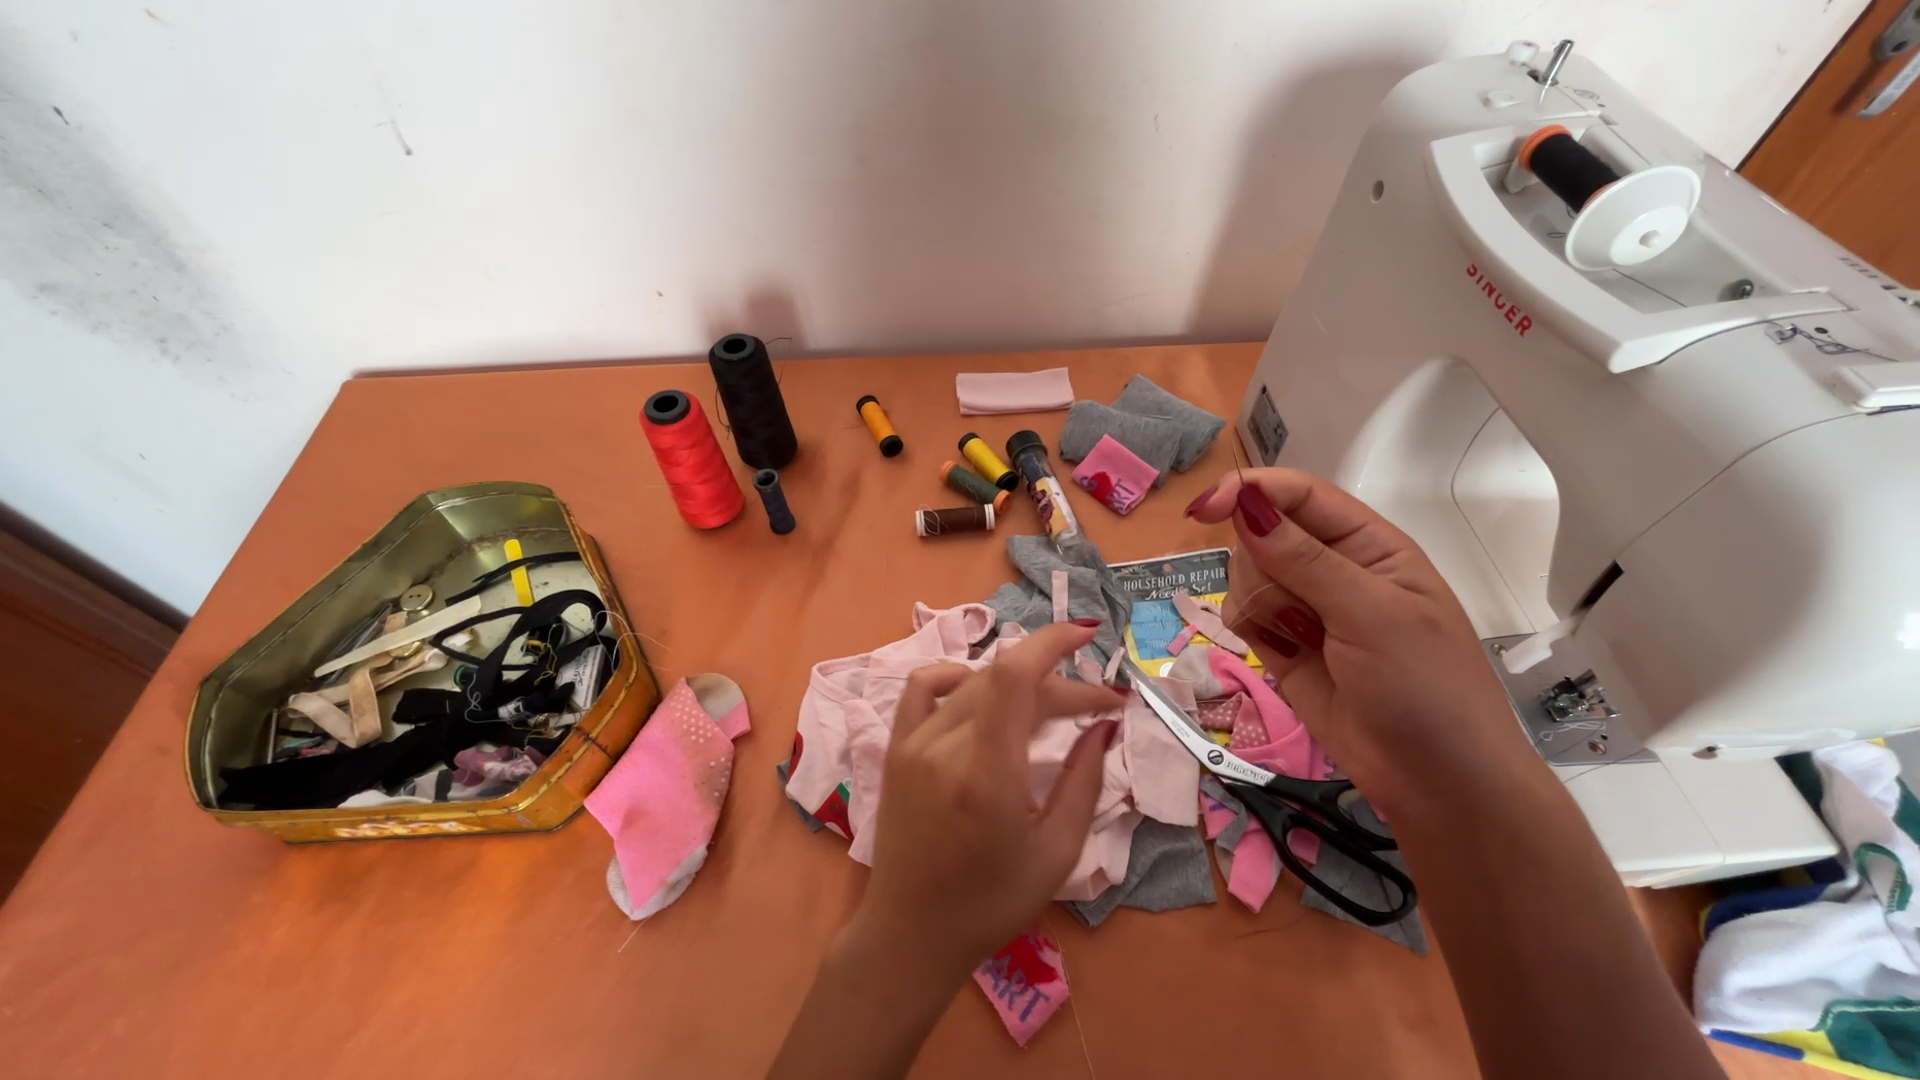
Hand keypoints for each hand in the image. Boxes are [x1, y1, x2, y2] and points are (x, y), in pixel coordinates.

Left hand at [852, 622, 1122, 974]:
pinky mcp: (895, 748)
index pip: (1015, 675)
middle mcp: (943, 746)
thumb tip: (1103, 725)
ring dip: (1017, 681)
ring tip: (1047, 704)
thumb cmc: (992, 903)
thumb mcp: (1056, 851)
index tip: (1092, 637)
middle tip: (1096, 709)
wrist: (911, 933)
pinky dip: (956, 677)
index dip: (1053, 642)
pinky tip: (981, 693)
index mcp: (986, 773)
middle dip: (1058, 683)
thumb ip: (1084, 781)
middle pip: (1005, 679)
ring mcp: (911, 743)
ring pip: (971, 680)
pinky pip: (922, 688)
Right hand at [1185, 468, 1532, 815]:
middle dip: (1261, 567)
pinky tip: (1282, 654)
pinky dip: (1250, 630)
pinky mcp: (1283, 645)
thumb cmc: (1424, 687)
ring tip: (1299, 641)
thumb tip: (1244, 503)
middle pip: (1261, 534)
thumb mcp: (1372, 615)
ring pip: (1245, 576)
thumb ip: (1304, 559)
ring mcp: (1306, 608)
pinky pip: (1242, 615)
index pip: (1298, 495)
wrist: (1436, 782)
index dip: (1250, 492)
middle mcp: (1333, 567)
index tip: (1202, 509)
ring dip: (1257, 604)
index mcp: (1369, 544)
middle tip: (1296, 612)